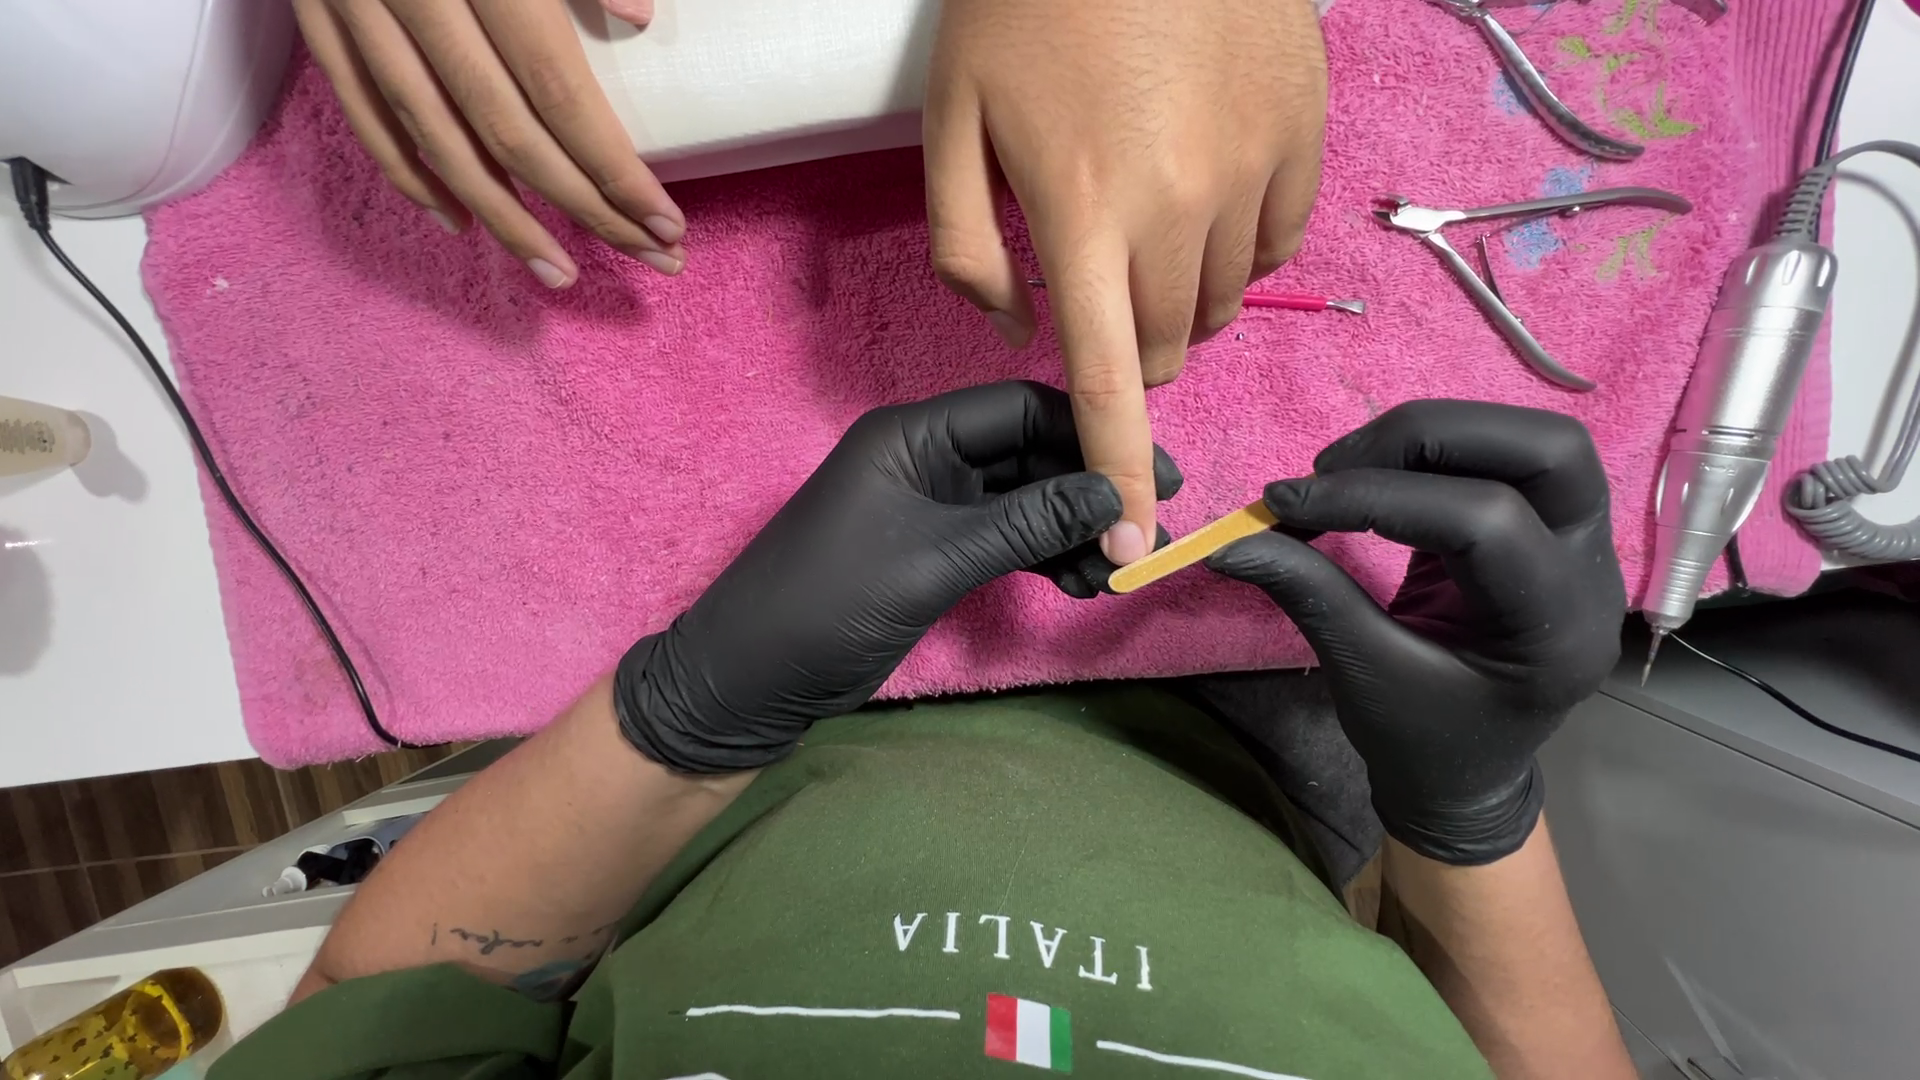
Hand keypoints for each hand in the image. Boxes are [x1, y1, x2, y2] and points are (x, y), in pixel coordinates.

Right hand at [294, 0, 685, 286]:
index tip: (669, 225)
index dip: (617, 172)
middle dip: (590, 212)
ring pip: (439, 142)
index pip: (563, 97)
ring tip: (561, 274)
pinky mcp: (310, 6)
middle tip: (652, 262)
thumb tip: (641, 18)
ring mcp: (353, 4)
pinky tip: (459, 221)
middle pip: (514, 138)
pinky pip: (360, 109)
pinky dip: (409, 173)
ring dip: (507, 221)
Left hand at [613, 381, 1181, 773]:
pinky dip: (1043, 557)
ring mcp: (934, 505)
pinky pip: (1006, 538)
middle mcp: (928, 458)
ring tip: (1112, 574)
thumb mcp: (933, 560)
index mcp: (914, 435)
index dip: (1091, 439)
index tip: (1155, 477)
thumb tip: (1117, 498)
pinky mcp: (937, 549)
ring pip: (1023, 502)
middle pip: (1029, 456)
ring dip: (1070, 533)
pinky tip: (1076, 583)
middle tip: (1147, 535)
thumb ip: (1025, 524)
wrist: (754, 678)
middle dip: (1088, 494)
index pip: (1020, 411)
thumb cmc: (829, 604)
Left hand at [923, 0, 1326, 563]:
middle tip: (1098, 290)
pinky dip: (1230, 251)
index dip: (1115, 477)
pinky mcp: (1304, 134)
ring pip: (1215, 309)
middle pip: (1162, 355)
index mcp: (1084, 218)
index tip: (1133, 550)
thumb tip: (1011, 330)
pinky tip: (1200, 192)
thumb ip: (964, 249)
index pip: (1105, 386)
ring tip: (1143, 226)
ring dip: (1173, 301)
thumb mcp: (952, 123)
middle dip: (1126, 353)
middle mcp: (1179, 211)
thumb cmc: (1023, 1)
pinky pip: (1269, 247)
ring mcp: (1252, 171)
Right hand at [1208, 401, 1624, 864]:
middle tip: (1332, 469)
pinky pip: (1503, 459)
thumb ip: (1308, 594)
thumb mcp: (1360, 673)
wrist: (1466, 770)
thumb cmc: (1420, 738)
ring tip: (1346, 470)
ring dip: (1429, 436)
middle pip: (1543, 450)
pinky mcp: (1545, 529)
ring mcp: (1580, 545)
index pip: (1481, 522)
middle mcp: (1590, 572)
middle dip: (1425, 439)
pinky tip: (1373, 479)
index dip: (1373, 498)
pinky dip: (1430, 454)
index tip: (1282, 505)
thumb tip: (1232, 542)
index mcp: (1552, 628)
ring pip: (1532, 440)